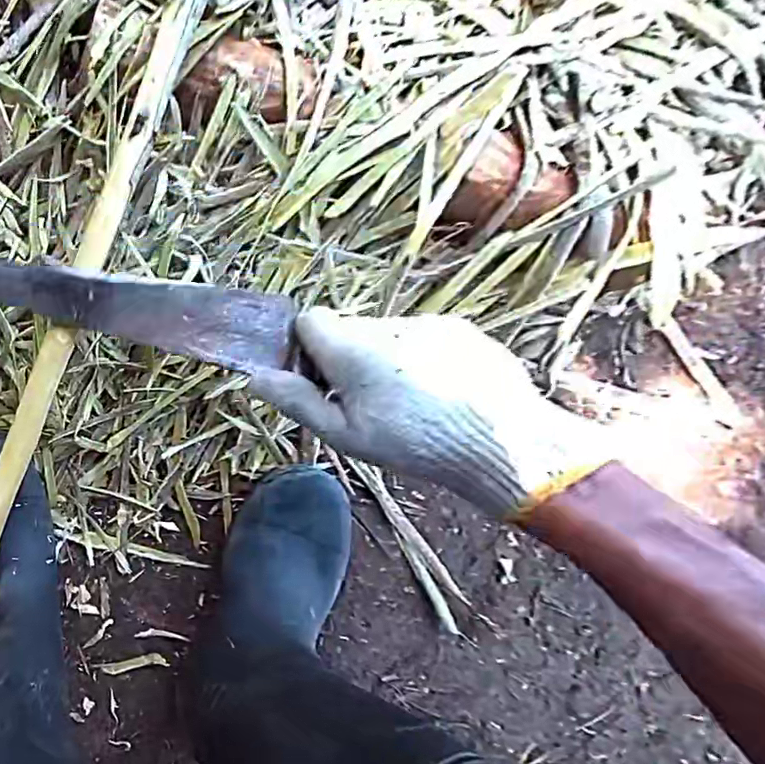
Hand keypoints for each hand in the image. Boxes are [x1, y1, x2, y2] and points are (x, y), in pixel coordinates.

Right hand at [249, 309, 610, 521]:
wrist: (508, 442)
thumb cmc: (414, 444)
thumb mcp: (344, 434)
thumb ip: (296, 401)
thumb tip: (255, 377)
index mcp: (352, 348)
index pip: (308, 319)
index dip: (304, 347)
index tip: (316, 380)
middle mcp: (387, 325)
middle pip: (344, 327)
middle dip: (340, 355)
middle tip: (356, 398)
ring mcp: (427, 323)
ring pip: (379, 332)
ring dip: (376, 356)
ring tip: (400, 398)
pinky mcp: (459, 328)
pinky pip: (416, 335)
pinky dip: (411, 356)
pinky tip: (431, 390)